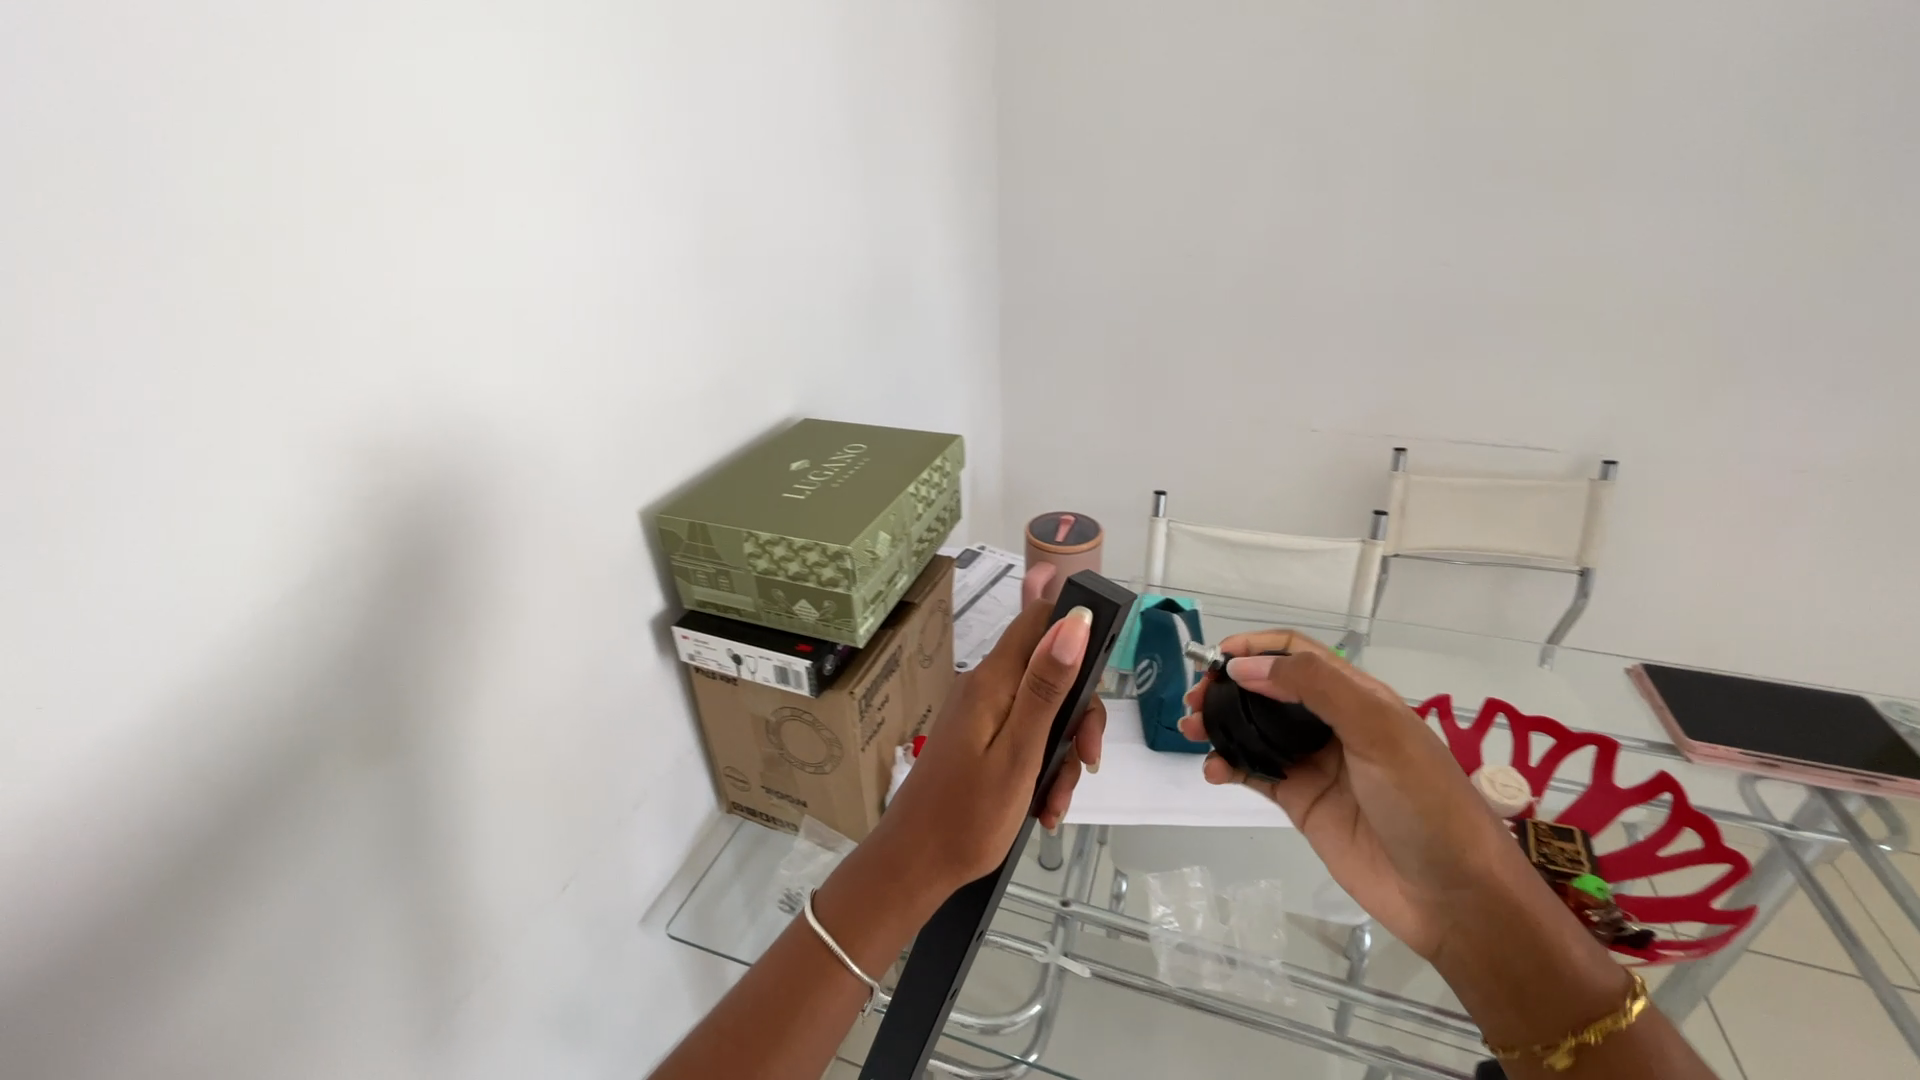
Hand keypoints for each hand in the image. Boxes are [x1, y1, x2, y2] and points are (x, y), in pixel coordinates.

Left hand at [870, 562, 1105, 894]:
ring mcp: (981, 714)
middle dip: (1077, 717)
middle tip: (1086, 761)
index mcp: (993, 681)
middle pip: (1050, 673)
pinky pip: (1024, 738)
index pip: (1040, 620)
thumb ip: (1047, 686)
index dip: (1076, 632)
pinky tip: (1042, 807)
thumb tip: (1075, 620)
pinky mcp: (979, 740)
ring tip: (1055, 803)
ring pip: (1043, 713)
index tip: (1099, 678)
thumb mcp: (1020, 752)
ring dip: (1061, 755)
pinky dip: (1041, 768)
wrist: (914, 865)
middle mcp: (985, 687)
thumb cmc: (968, 816)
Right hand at [1177, 631, 1536, 959]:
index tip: (1217, 658)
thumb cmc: (1424, 803)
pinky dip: (1226, 765)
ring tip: (1190, 729)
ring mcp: (1313, 763)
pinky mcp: (1299, 800)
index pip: (1299, 654)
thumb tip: (1245, 667)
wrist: (1452, 896)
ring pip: (1253, 729)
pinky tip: (1213, 771)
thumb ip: (1315, 689)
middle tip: (1195, 697)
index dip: (1257, 648)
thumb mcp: (1378, 732)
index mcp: (1357, 697)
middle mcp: (1332, 724)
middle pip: (1268, 689)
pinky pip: (1252, 772)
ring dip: (1219, 723)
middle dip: (1227, 686)